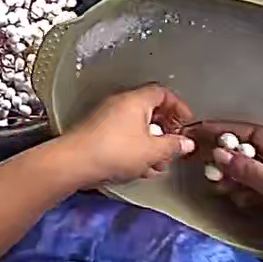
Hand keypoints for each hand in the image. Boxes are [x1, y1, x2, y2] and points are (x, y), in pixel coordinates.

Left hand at [59, 84, 197, 186]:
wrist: (75, 162)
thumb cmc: (114, 151)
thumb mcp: (153, 150)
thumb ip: (173, 145)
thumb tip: (184, 142)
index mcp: (134, 100)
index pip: (162, 93)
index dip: (179, 107)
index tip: (187, 122)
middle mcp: (119, 104)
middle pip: (150, 111)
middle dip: (165, 131)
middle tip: (172, 146)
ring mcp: (106, 117)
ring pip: (137, 127)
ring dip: (151, 145)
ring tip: (156, 164)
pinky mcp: (98, 132)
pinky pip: (123, 135)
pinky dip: (135, 149)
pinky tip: (139, 168)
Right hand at [193, 121, 262, 261]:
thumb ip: (246, 169)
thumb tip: (218, 152)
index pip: (251, 132)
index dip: (223, 130)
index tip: (197, 131)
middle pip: (249, 152)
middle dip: (225, 157)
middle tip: (205, 166)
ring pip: (252, 173)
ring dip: (233, 176)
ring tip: (218, 185)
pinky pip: (258, 191)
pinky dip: (244, 192)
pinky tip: (236, 199)